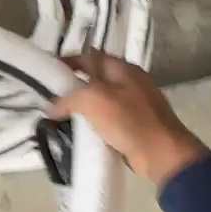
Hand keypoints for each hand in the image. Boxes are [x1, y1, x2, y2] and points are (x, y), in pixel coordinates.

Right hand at [49, 50, 208, 187]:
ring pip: (100, 99)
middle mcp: (130, 83)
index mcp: (124, 69)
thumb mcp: (94, 100)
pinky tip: (79, 131)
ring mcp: (135, 104)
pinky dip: (92, 122)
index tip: (47, 72)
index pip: (90, 56)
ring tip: (59, 115)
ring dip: (81, 106)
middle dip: (72, 86)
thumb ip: (69, 98)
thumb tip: (52, 108)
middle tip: (50, 96)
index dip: (68, 61)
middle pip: (95, 78)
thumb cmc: (130, 121)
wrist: (162, 155)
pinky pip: (107, 118)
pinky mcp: (135, 125)